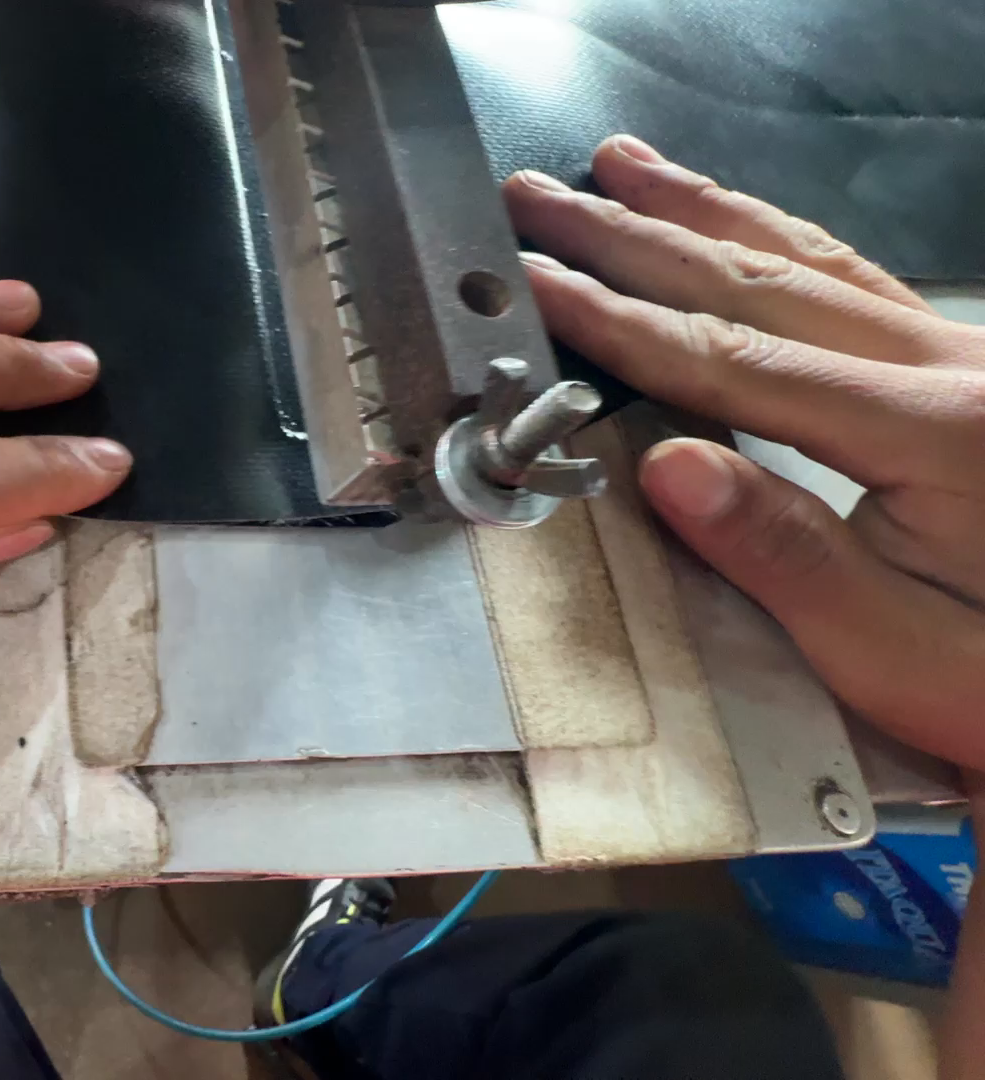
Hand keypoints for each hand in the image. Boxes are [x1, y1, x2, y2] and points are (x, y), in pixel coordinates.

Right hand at [504, 135, 984, 775]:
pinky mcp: (964, 364)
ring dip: (697, 209)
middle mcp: (950, 364)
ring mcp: (965, 352)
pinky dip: (773, 237)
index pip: (721, 357)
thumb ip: (779, 551)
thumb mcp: (891, 646)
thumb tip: (663, 466)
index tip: (532, 277)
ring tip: (623, 165)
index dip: (611, 316)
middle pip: (750, 281)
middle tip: (541, 193)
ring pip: (803, 259)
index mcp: (929, 430)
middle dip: (628, 232)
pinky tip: (731, 220)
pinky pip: (848, 278)